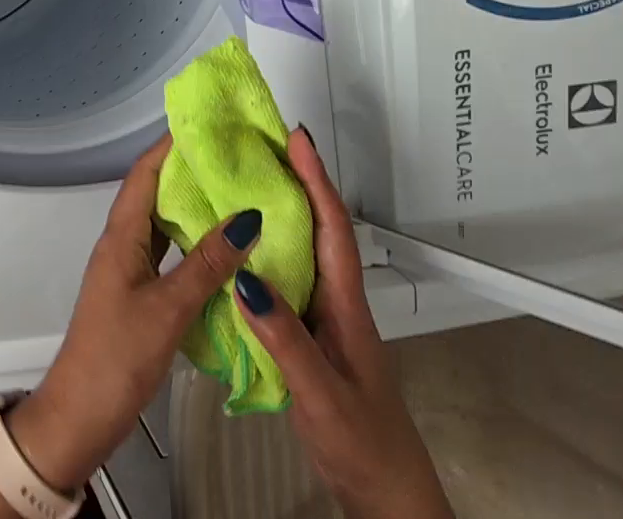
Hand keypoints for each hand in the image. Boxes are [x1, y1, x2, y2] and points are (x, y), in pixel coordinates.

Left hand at [8, 133, 262, 491]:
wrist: (83, 412)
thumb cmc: (118, 355)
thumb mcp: (168, 307)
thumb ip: (207, 264)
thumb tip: (247, 217)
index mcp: (120, 238)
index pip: (144, 175)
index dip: (170, 146)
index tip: (206, 125)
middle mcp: (122, 245)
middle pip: (154, 195)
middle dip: (189, 173)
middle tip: (235, 158)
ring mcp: (129, 271)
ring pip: (164, 226)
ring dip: (194, 208)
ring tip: (239, 193)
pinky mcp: (139, 296)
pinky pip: (169, 255)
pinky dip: (195, 245)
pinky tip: (225, 248)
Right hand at [232, 128, 452, 518]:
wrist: (387, 496)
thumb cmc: (363, 444)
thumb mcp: (322, 394)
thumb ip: (286, 339)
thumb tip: (246, 276)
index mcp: (346, 307)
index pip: (333, 229)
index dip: (315, 181)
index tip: (295, 138)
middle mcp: (336, 304)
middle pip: (318, 230)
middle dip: (295, 183)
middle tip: (257, 149)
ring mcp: (323, 321)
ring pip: (301, 254)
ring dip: (278, 216)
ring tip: (240, 187)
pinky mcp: (308, 339)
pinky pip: (283, 283)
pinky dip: (263, 258)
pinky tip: (236, 258)